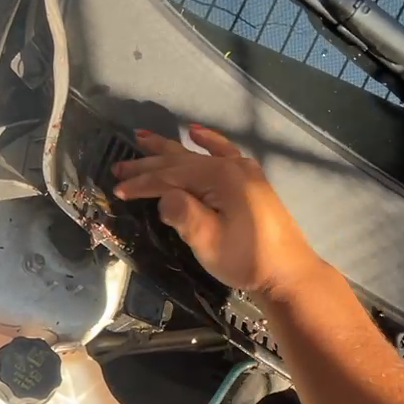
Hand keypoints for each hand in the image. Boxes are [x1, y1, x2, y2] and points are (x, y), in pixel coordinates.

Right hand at [112, 125, 321, 302]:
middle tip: (117, 166)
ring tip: (142, 138)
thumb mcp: (208, 241)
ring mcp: (242, 170)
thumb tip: (162, 197)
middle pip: (179, 161)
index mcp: (218, 177)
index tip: (116, 191)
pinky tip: (196, 132)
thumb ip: (183, 214)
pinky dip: (208, 140)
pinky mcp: (249, 180)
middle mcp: (229, 165)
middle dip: (147, 164)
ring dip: (168, 148)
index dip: (141, 184)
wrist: (287, 271)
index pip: (169, 177)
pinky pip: (224, 151)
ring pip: (196, 154)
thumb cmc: (245, 258)